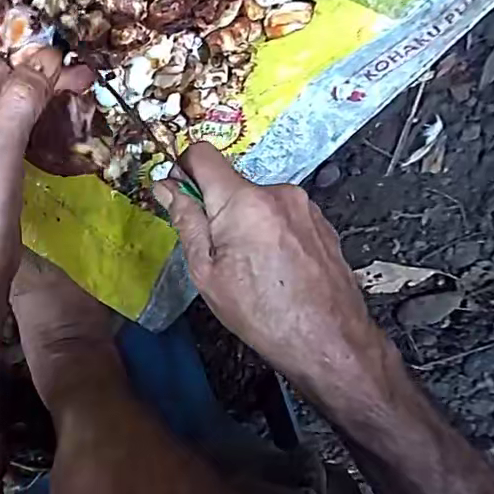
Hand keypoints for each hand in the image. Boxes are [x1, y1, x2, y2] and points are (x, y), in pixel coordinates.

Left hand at [0, 0, 87, 305]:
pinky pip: (20, 130)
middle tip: (68, 55)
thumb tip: (45, 57)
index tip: (5, 1)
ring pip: (11, 104)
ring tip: (82, 84)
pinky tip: (68, 116)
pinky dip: (43, 119)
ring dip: (42, 90)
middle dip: (28, 61)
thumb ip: (18, 101)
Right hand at [156, 143, 396, 403]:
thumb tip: (166, 187)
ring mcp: (303, 205)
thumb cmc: (262, 313)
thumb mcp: (206, 272)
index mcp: (243, 201)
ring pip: (257, 200)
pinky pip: (281, 214)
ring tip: (250, 265)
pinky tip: (274, 266)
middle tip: (216, 251)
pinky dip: (269, 230)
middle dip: (216, 207)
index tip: (178, 192)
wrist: (327, 340)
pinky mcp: (320, 221)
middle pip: (231, 183)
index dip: (182, 167)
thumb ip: (186, 221)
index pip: (202, 153)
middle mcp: (277, 192)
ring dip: (245, 221)